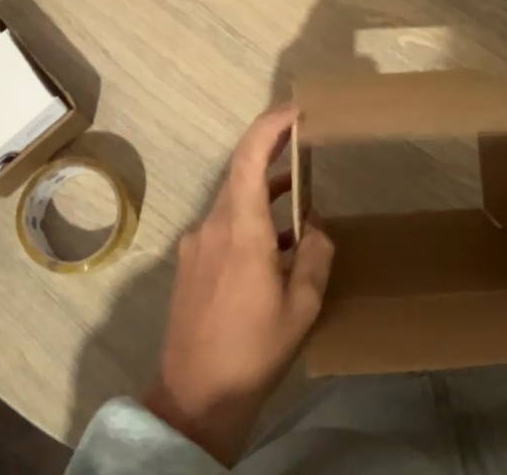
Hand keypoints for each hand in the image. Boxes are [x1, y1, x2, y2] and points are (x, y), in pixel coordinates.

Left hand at [146, 105, 334, 464]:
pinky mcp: (191, 265)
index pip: (249, 155)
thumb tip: (314, 225)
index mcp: (239, 227)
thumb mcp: (302, 304)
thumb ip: (315, 253)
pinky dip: (251, 222)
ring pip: (233, 203)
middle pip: (241, 174)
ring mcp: (196, 245)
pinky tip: (276, 246)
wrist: (195, 396)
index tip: (297, 110)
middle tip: (306, 143)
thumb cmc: (253, 348)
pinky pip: (224, 227)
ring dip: (265, 194)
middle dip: (273, 155)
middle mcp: (211, 225)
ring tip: (301, 199)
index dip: (271, 125)